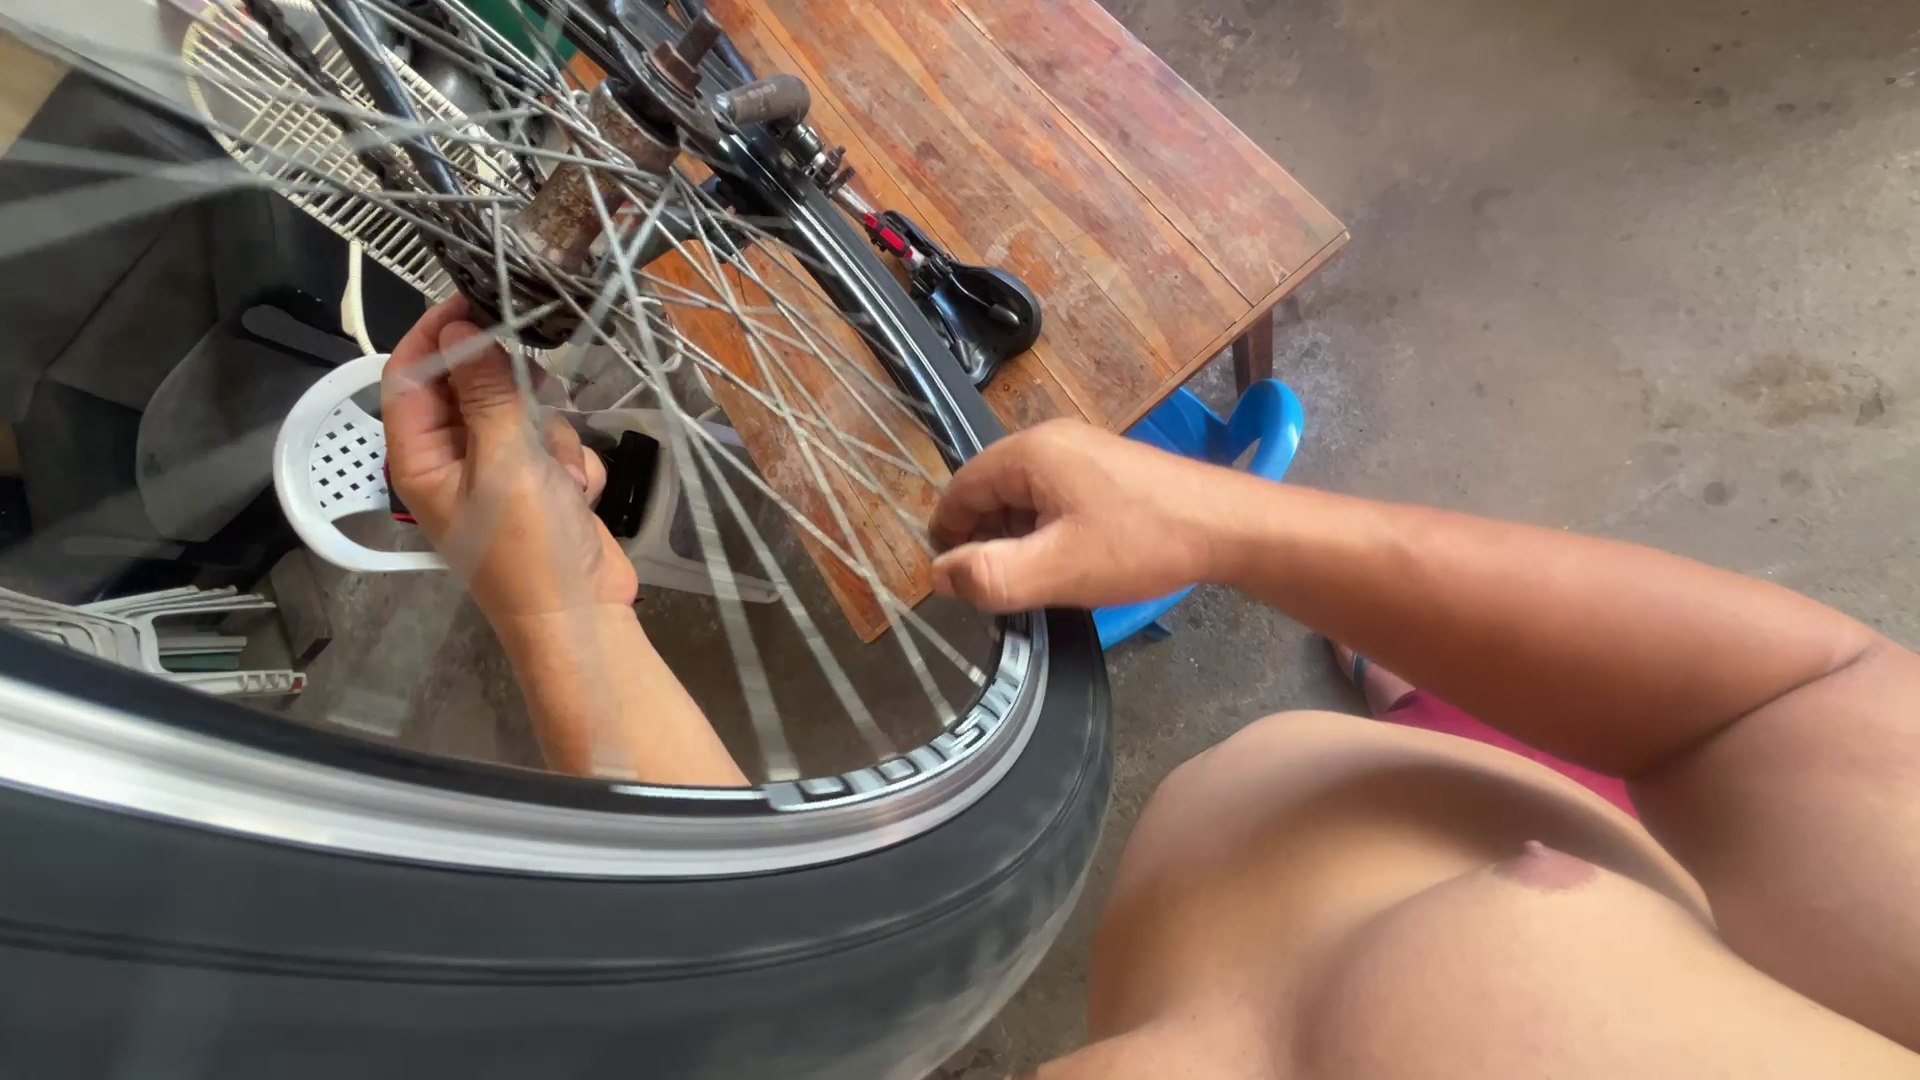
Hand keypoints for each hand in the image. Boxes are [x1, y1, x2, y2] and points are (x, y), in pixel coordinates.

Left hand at [382, 295, 633, 621]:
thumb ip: (488, 394)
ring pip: (529, 416)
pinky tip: (579, 497)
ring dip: (554, 439)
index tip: (478, 301)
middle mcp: (459, 459)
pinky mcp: (547, 487)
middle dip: (516, 397)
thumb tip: (468, 329)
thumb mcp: (506, 465)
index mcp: (422, 456)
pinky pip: (561, 448)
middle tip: (542, 392)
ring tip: (562, 479)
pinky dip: (576, 466)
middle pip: (477, 391)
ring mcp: (506, 474)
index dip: (438, 335)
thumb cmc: (529, 547)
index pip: (411, 375)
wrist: (582, 612)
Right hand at [929, 419, 1239, 612]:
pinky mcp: (1105, 467)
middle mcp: (1050, 440)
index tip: (954, 580)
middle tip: (999, 584)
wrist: (1229, 526)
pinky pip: (1053, 494)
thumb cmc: (1140, 544)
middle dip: (985, 537)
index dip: (949, 536)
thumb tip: (939, 574)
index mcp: (1029, 453)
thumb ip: (991, 575)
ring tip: (1035, 576)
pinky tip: (1067, 557)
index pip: (960, 489)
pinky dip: (1045, 526)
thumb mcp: (1058, 569)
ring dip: (1016, 535)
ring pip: (1022, 494)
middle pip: (990, 489)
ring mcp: (1081, 450)